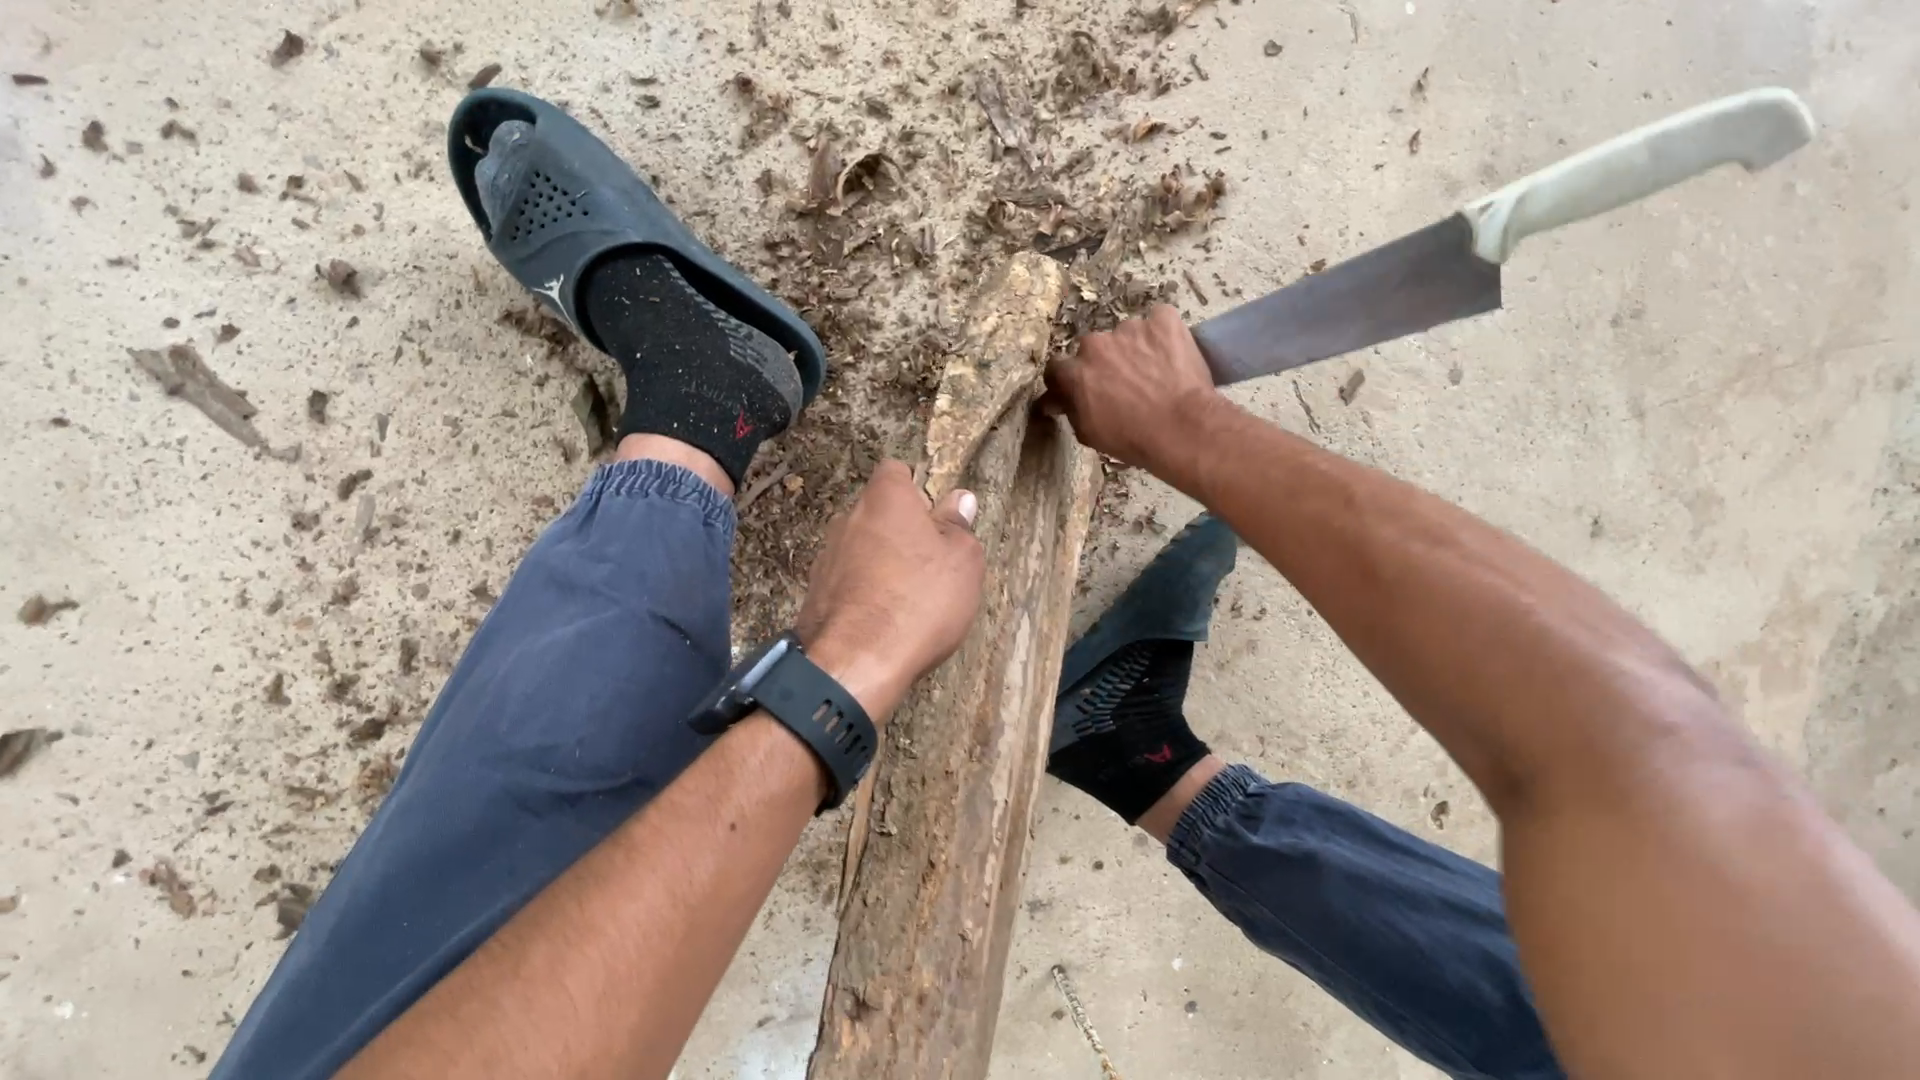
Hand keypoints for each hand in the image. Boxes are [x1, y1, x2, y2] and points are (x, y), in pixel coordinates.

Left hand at [795, 460, 984, 724]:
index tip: (933, 516)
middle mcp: (848, 519)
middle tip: (930, 564)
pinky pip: (847, 583)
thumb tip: (960, 499)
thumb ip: (959, 527)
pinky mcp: (815, 595)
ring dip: (881, 564)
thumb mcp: (962, 562)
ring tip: (908, 599)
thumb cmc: (920, 600)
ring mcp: (826, 558)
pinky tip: (882, 621)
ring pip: (861, 549)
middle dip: (900, 531)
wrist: (857, 661)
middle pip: (877, 513)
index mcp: (885, 499)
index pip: (895, 471)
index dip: (915, 488)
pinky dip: (864, 593)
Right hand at [1043, 304, 1220, 469]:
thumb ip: (1070, 410)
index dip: (1070, 377)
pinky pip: (1159, 321)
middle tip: (1124, 382)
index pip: (1058, 366)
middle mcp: (1096, 344)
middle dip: (1104, 362)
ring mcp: (1131, 328)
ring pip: (1127, 335)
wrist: (1183, 428)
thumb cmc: (1133, 439)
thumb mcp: (1089, 433)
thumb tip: (1054, 401)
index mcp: (1075, 372)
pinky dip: (1164, 335)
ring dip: (1135, 349)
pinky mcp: (1163, 320)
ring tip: (1155, 372)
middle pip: (1094, 348)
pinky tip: (1174, 356)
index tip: (1081, 387)